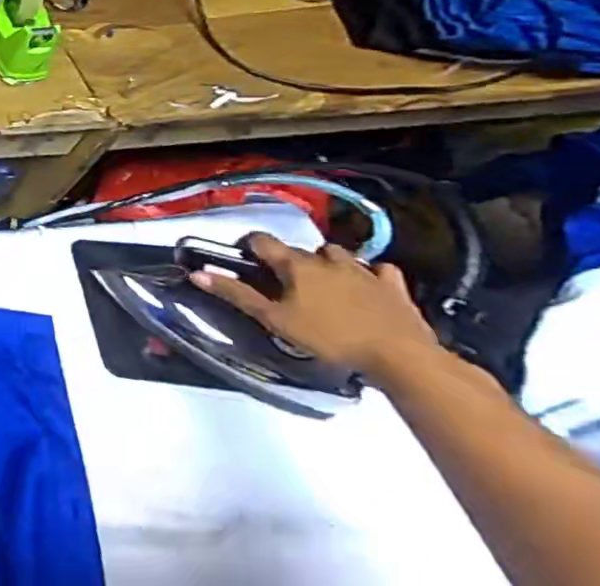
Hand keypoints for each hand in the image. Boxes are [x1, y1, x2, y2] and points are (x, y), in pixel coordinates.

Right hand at [188, 233, 442, 384]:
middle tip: (284, 283)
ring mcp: (364, 271)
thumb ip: (236, 294)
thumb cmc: (330, 338)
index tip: (245, 260)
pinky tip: (369, 284)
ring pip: (338, 255)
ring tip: (324, 282)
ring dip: (327, 263)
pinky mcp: (394, 287)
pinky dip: (372, 274)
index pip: (262, 240)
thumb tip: (197, 273)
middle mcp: (327, 260)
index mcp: (296, 265)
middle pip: (299, 249)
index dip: (249, 246)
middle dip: (289, 260)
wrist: (402, 358)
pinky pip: (380, 270)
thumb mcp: (275, 320)